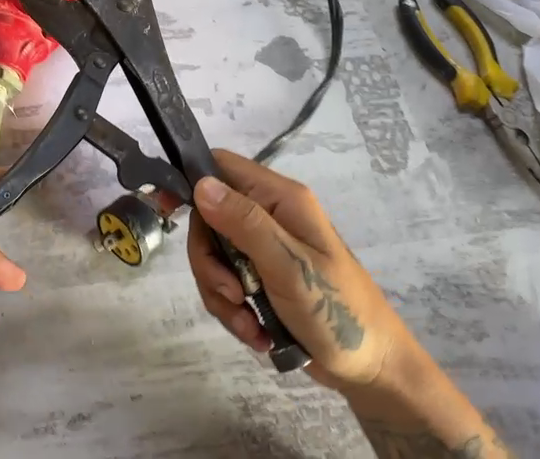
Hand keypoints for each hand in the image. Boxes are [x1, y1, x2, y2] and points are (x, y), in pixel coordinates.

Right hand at [187, 150, 413, 392]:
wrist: (375, 372)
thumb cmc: (339, 313)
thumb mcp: (290, 267)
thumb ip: (245, 223)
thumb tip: (201, 184)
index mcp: (281, 199)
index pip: (221, 167)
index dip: (189, 181)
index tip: (164, 207)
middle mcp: (271, 217)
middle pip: (209, 220)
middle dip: (209, 262)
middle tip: (230, 293)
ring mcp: (266, 250)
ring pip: (214, 257)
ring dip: (221, 295)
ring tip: (248, 323)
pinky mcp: (263, 280)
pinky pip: (226, 285)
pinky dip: (233, 311)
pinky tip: (256, 332)